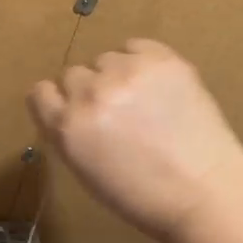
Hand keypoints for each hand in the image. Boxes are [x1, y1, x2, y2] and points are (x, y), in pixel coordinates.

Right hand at [29, 38, 242, 242]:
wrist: (202, 190)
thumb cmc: (140, 196)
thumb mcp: (86, 173)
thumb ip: (71, 136)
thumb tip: (74, 113)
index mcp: (66, 129)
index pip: (40, 93)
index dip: (56, 102)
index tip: (72, 112)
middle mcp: (90, 94)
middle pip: (74, 74)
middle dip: (88, 91)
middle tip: (114, 112)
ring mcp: (126, 73)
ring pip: (106, 59)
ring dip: (116, 75)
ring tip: (140, 100)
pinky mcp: (162, 59)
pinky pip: (136, 46)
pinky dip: (141, 61)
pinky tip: (156, 86)